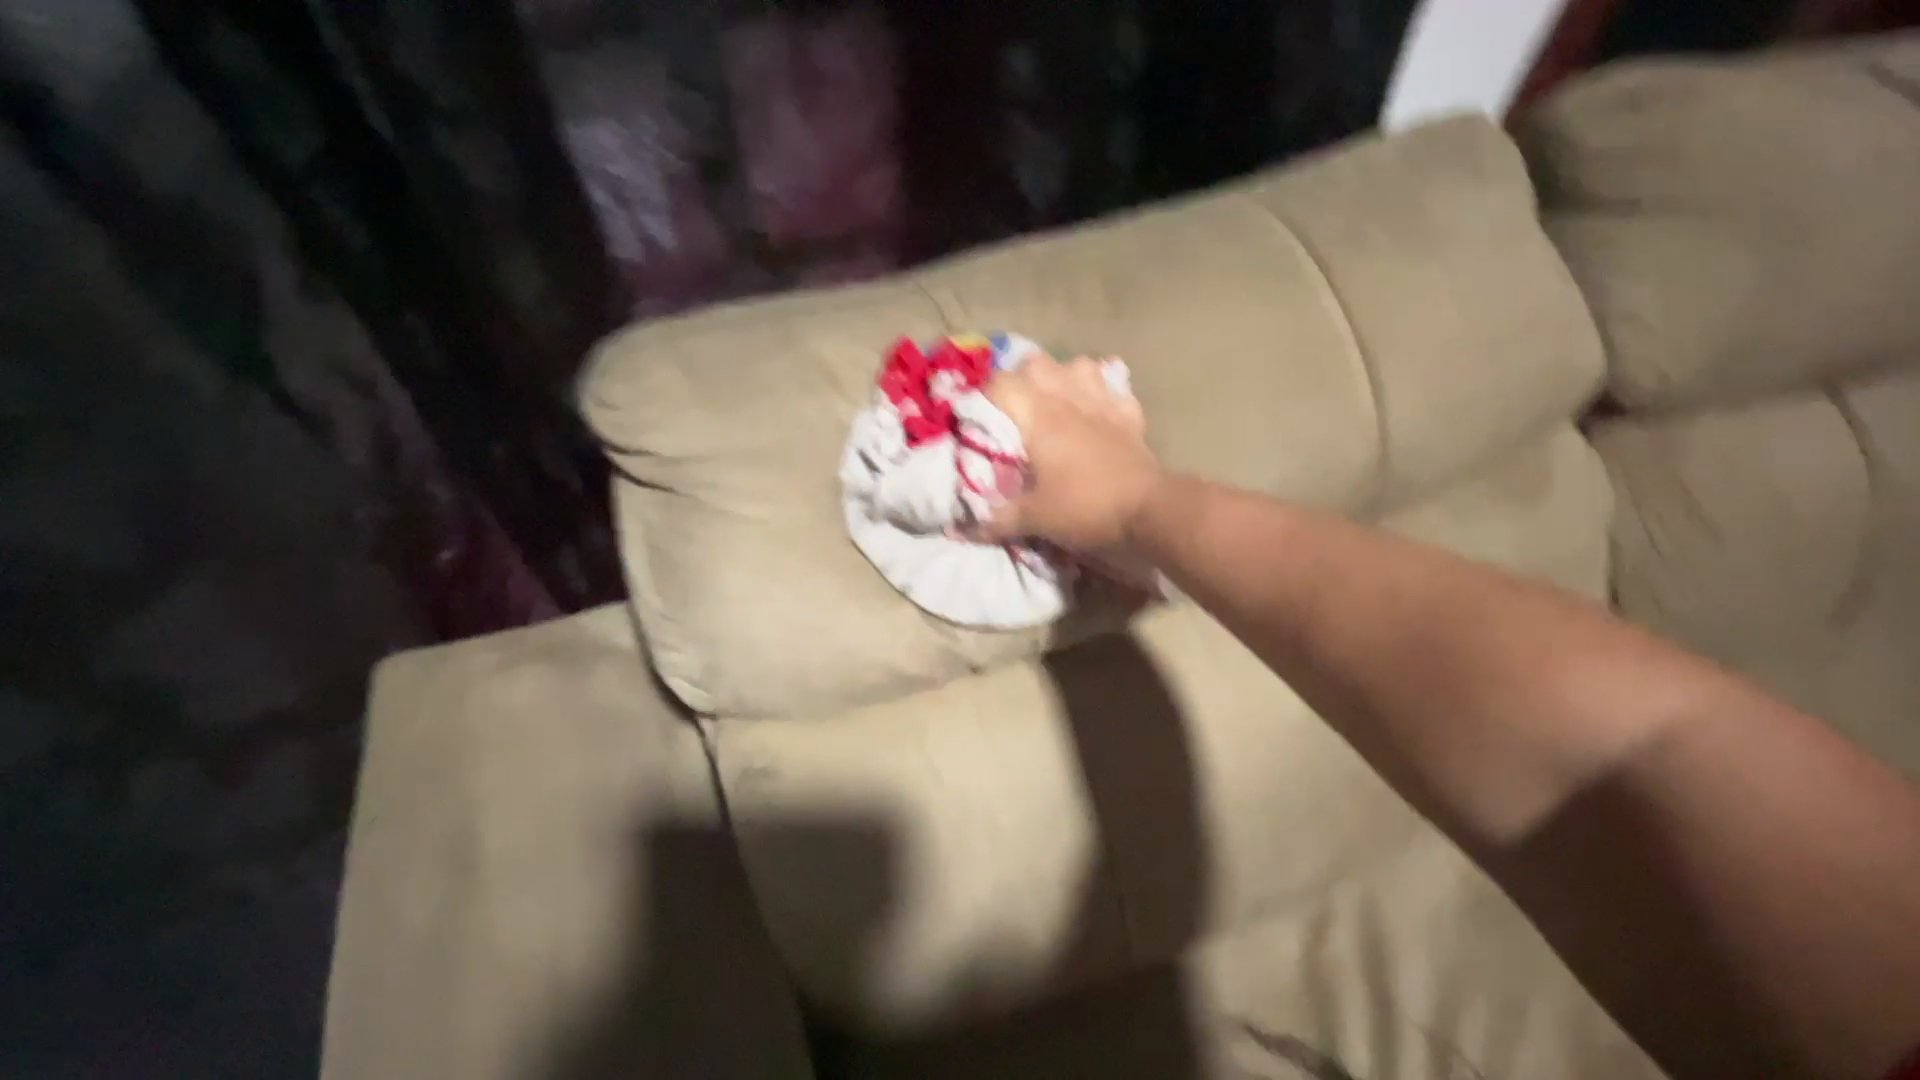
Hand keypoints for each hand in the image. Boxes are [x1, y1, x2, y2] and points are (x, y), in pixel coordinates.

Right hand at [974, 353, 1163, 551]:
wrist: (1149, 511)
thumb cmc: (1085, 507)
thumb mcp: (1035, 518)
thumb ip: (998, 519)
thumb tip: (966, 531)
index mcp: (1039, 415)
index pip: (1000, 383)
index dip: (983, 396)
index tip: (977, 419)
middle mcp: (1068, 399)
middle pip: (1036, 363)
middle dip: (1021, 380)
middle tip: (1014, 411)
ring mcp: (1103, 403)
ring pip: (1078, 365)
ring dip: (1063, 377)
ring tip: (1056, 401)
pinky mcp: (1130, 416)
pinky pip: (1114, 390)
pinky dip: (1103, 394)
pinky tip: (1097, 411)